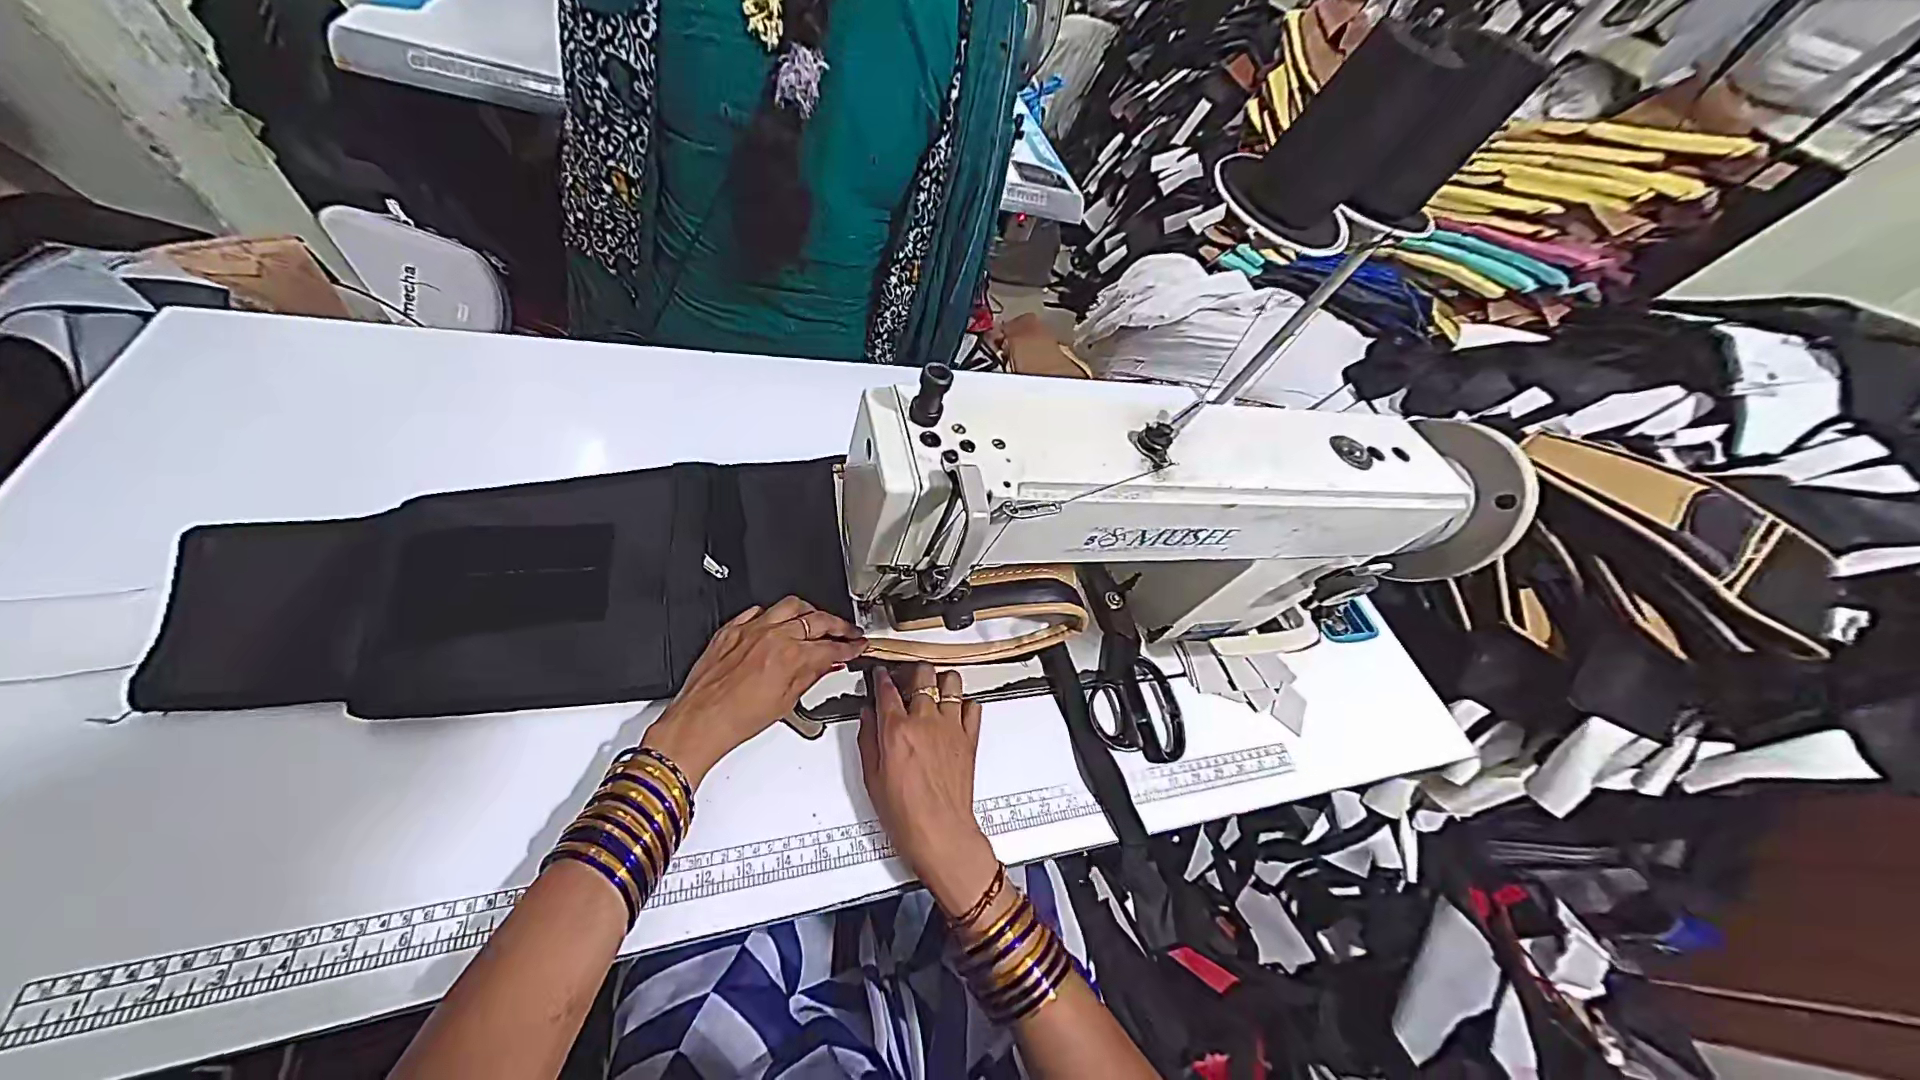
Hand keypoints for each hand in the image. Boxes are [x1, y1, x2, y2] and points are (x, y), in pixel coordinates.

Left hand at [641, 597, 864, 787]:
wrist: (699, 722)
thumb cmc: (735, 719)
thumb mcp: (786, 703)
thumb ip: (811, 676)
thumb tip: (827, 664)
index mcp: (790, 656)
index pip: (831, 646)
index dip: (850, 646)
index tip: (857, 645)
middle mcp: (772, 636)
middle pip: (818, 619)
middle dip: (839, 626)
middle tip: (847, 632)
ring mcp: (750, 629)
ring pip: (791, 605)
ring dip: (810, 611)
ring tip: (818, 619)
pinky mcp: (731, 630)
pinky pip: (758, 610)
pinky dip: (773, 613)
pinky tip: (777, 621)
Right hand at [857, 664, 999, 916]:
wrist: (939, 832)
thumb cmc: (906, 813)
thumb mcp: (872, 777)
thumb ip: (868, 739)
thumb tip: (867, 716)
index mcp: (897, 730)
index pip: (887, 688)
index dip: (881, 677)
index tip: (880, 675)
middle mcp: (925, 722)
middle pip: (921, 675)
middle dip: (911, 671)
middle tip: (906, 678)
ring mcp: (950, 727)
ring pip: (951, 681)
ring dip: (940, 680)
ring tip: (932, 688)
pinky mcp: (969, 737)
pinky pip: (972, 706)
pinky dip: (963, 703)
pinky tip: (954, 710)